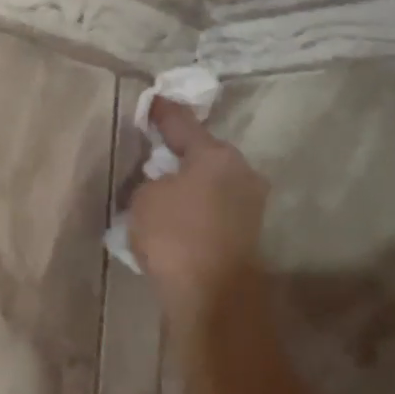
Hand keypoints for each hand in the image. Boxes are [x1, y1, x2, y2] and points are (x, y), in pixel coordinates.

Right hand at [129, 98, 269, 332]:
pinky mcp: (245, 232)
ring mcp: (249, 205)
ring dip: (187, 183)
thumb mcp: (145, 198)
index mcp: (217, 156)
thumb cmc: (174, 234)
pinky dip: (192, 207)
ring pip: (211, 182)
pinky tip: (173, 217)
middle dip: (180, 154)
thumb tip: (163, 183)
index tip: (154, 101)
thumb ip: (152, 181)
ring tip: (159, 189)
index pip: (185, 126)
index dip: (165, 114)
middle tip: (153, 153)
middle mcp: (242, 173)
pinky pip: (212, 208)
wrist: (211, 292)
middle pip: (204, 155)